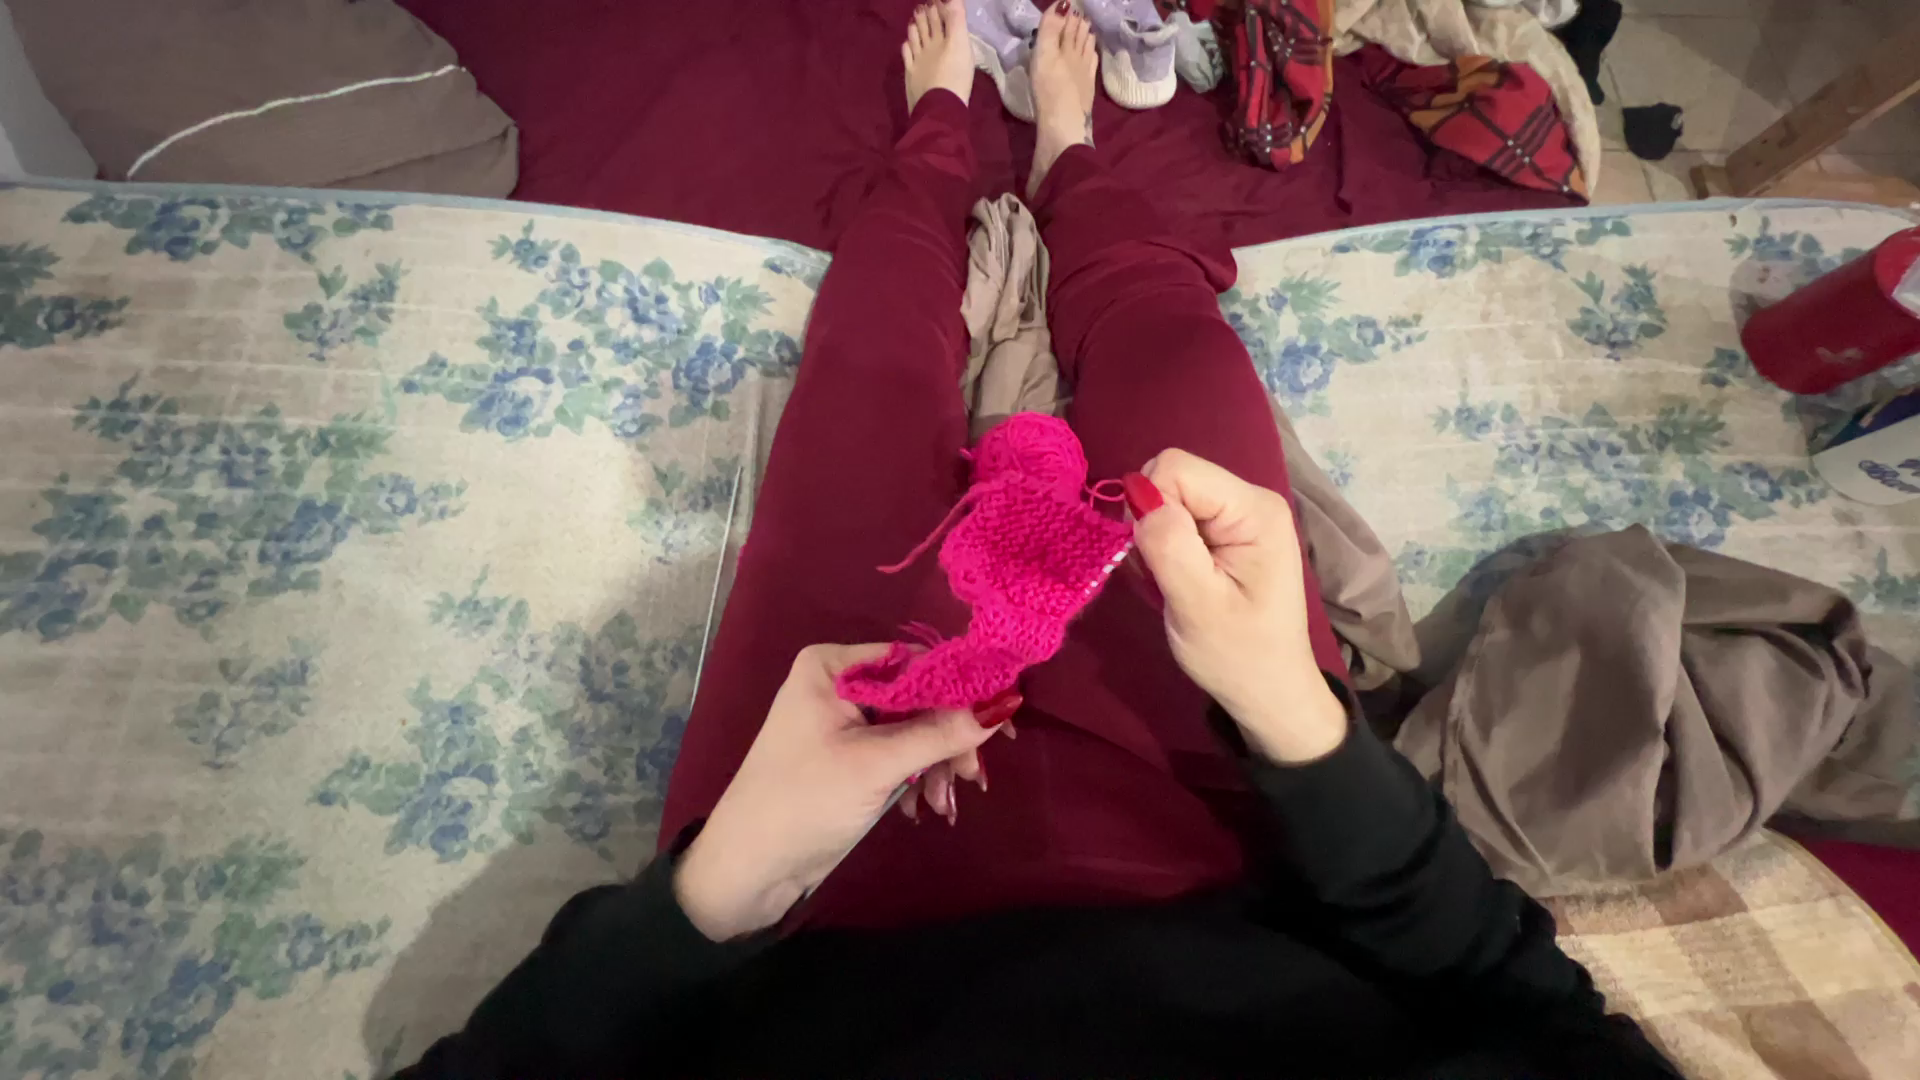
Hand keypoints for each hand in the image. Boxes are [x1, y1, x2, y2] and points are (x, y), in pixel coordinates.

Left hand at [673, 644, 1010, 939]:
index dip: (960, 687)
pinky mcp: (851, 757)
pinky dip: (917, 777)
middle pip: (919, 697)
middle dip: (949, 737)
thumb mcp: (877, 764)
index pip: (915, 661)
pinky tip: (926, 808)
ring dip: (936, 764)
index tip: (1002, 717)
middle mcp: (841, 684)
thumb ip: (941, 732)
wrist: (747, 874)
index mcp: (834, 667)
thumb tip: (1006, 701)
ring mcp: (846, 722)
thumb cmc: (803, 803)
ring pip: (914, 729)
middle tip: (976, 774)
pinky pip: (899, 753)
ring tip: (947, 802)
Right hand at [1123, 450, 1346, 763]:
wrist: (1268, 691)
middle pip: (1170, 476)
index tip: (1156, 555)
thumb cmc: (1238, 655)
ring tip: (1171, 579)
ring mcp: (1236, 512)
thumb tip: (1137, 493)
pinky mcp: (1223, 529)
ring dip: (1153, 535)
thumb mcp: (1198, 607)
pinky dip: (1160, 543)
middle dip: (1149, 520)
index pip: (1175, 468)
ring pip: (1166, 495)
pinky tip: (1174, 576)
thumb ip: (1169, 546)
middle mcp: (1248, 498)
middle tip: (1163, 571)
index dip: (1149, 505)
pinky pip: (1173, 514)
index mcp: (1253, 509)